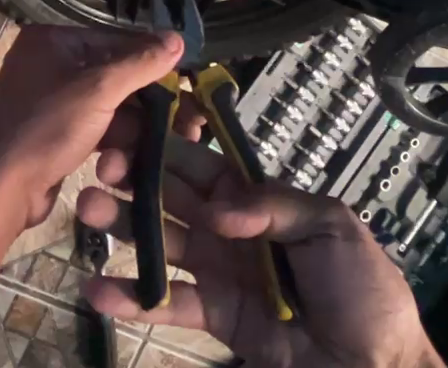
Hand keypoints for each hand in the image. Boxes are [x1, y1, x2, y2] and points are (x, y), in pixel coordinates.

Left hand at [0, 24, 182, 230]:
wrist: (1, 188)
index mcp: (51, 40)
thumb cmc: (46, 128)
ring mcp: (49, 99)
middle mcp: (48, 62)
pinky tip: (145, 154)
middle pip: (112, 73)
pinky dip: (117, 139)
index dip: (151, 58)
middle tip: (188, 117)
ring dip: (136, 123)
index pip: (113, 39)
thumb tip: (177, 39)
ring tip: (177, 138)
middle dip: (148, 98)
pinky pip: (95, 126)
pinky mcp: (54, 131)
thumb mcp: (97, 91)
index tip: (188, 76)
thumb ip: (139, 64)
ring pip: (107, 104)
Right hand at [78, 120, 443, 367]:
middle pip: (168, 196)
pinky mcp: (211, 316)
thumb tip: (217, 210)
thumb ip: (274, 205)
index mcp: (253, 197)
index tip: (122, 130)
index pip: (198, 163)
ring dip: (120, 224)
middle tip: (96, 170)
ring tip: (84, 209)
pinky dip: (131, 296)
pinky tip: (97, 290)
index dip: (161, 146)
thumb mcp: (333, 227)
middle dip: (131, 179)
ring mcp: (214, 271)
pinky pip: (167, 301)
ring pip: (158, 240)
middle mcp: (225, 227)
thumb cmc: (363, 289)